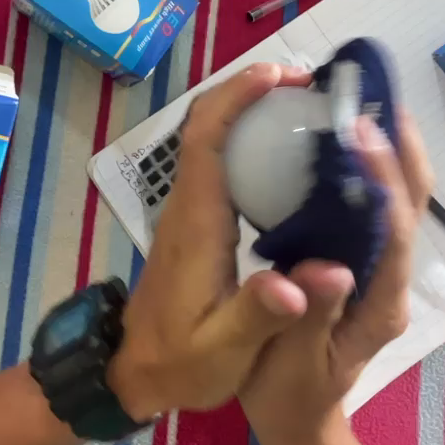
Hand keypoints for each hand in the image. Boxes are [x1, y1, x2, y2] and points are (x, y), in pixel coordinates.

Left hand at [106, 63, 313, 419]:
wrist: (137, 369)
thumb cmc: (179, 361)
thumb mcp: (223, 350)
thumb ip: (259, 314)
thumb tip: (306, 278)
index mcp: (196, 221)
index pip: (205, 138)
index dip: (236, 97)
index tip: (279, 75)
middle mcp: (189, 202)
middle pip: (206, 124)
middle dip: (247, 90)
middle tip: (307, 83)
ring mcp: (190, 208)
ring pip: (211, 137)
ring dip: (248, 109)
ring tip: (306, 106)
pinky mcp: (197, 219)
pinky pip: (219, 160)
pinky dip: (247, 138)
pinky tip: (287, 153)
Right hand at [238, 111, 431, 444]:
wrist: (297, 418)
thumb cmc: (288, 394)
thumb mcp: (292, 364)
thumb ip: (312, 316)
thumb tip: (329, 265)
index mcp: (378, 304)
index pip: (393, 231)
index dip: (383, 178)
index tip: (360, 129)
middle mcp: (387, 278)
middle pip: (410, 202)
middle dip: (400, 146)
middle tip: (371, 93)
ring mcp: (375, 268)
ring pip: (396, 197)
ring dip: (386, 146)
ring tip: (355, 99)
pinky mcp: (356, 261)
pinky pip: (367, 204)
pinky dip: (360, 164)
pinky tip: (329, 139)